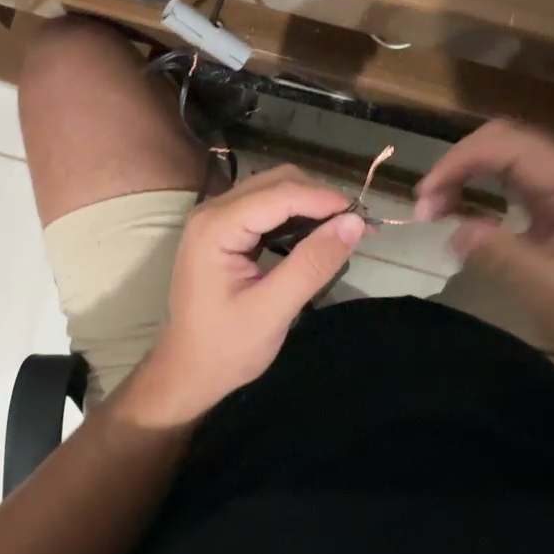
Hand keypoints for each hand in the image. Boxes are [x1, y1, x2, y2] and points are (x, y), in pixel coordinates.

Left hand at [121, 166, 366, 426]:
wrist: (188, 371)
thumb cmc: (226, 347)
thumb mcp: (273, 310)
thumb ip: (312, 264)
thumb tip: (355, 224)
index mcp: (215, 227)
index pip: (279, 193)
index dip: (324, 199)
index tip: (364, 218)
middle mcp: (212, 211)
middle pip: (277, 182)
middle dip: (320, 199)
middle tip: (357, 227)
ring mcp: (216, 218)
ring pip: (274, 191)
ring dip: (311, 205)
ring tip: (345, 231)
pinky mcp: (225, 230)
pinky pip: (267, 209)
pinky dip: (297, 217)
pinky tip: (319, 237)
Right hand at [414, 120, 553, 364]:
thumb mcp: (547, 291)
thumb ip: (502, 256)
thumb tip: (455, 231)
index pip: (511, 148)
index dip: (461, 162)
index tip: (425, 196)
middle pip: (505, 138)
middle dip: (458, 163)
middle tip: (425, 204)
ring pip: (503, 150)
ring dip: (463, 170)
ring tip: (433, 208)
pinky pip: (508, 171)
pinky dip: (475, 180)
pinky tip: (455, 205)